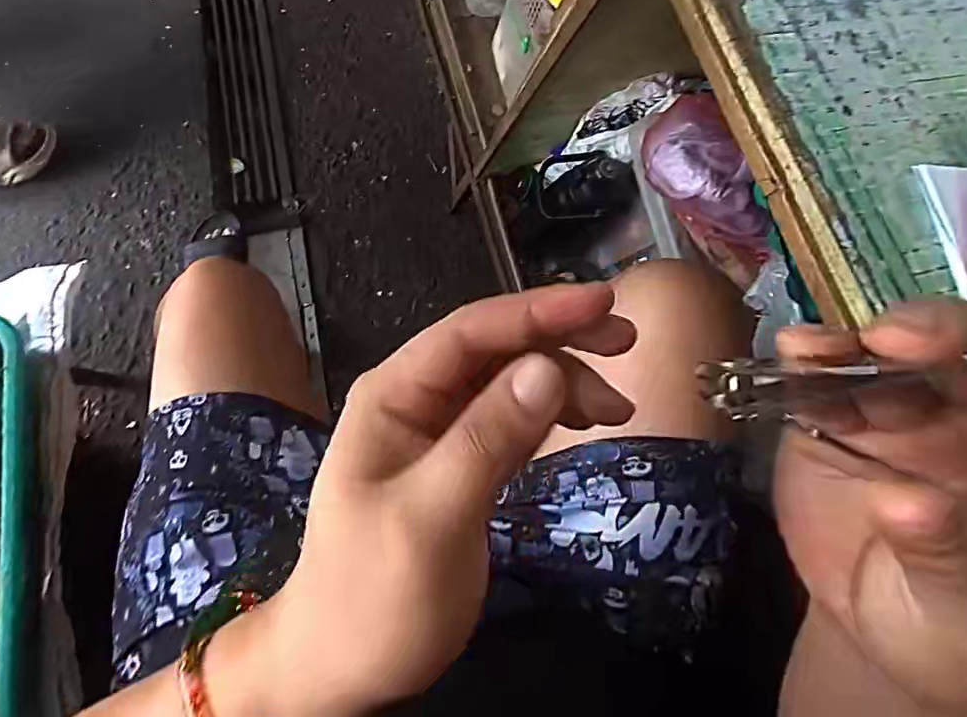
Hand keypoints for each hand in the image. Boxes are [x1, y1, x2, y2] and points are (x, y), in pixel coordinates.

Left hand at [247, 284, 636, 716]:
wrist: (342, 665)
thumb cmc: (372, 594)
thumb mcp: (430, 518)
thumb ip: (487, 440)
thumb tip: (546, 368)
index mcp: (395, 392)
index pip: (470, 331)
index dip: (536, 310)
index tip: (600, 300)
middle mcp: (418, 396)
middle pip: (495, 346)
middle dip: (558, 336)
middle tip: (623, 339)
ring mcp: (441, 426)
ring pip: (511, 379)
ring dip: (565, 380)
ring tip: (616, 408)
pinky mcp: (464, 457)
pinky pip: (514, 416)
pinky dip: (553, 412)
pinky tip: (586, 421)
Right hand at [774, 300, 966, 716]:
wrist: (876, 625)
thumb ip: (961, 571)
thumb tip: (905, 502)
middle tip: (927, 355)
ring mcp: (921, 402)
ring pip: (923, 332)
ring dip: (902, 326)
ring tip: (875, 345)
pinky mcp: (845, 401)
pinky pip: (832, 356)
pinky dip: (816, 345)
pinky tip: (802, 350)